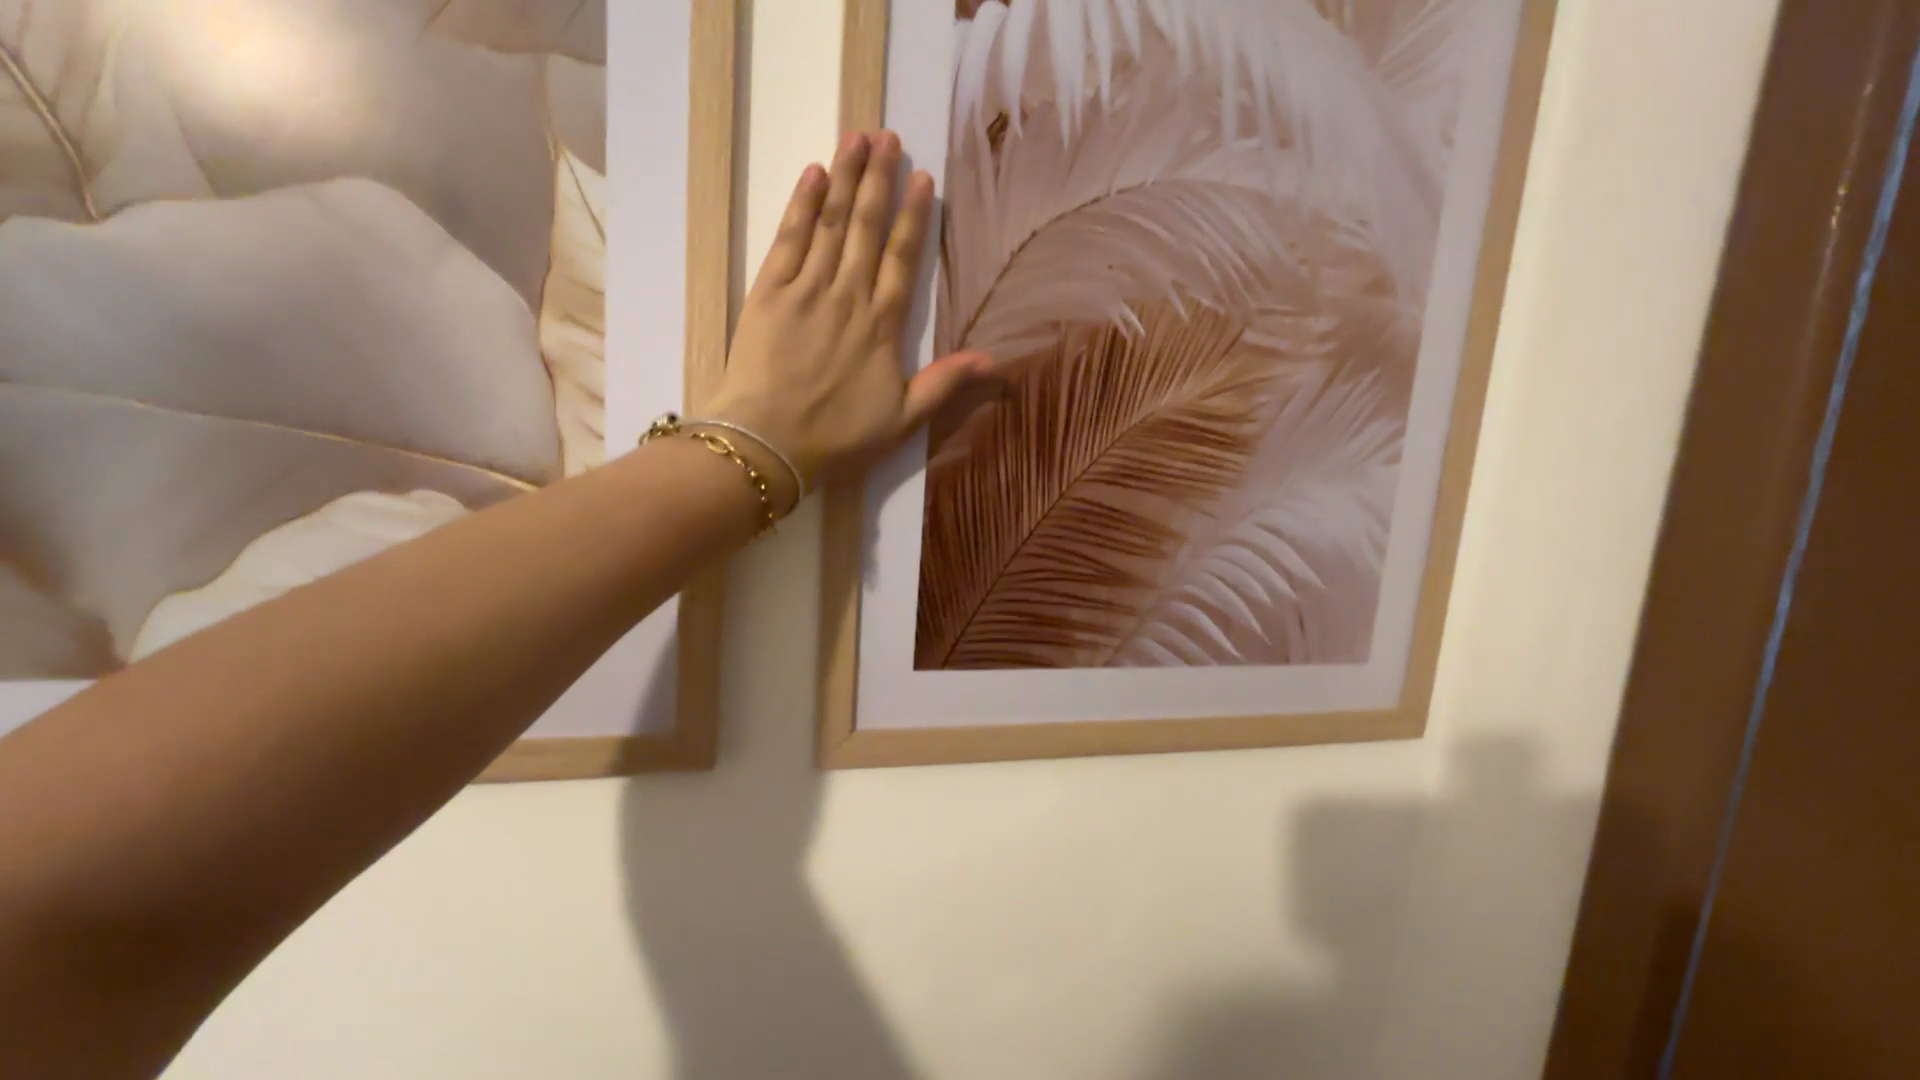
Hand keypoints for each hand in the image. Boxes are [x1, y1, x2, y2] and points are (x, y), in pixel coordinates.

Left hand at [704, 129, 991, 506]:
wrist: (768, 443)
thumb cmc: (837, 437)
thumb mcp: (902, 420)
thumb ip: (945, 384)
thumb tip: (995, 360)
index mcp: (882, 326)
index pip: (901, 259)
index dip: (912, 217)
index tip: (920, 178)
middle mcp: (847, 296)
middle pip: (865, 228)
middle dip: (878, 180)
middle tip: (887, 136)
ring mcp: (806, 290)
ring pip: (830, 224)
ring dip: (844, 178)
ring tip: (857, 137)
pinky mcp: (768, 293)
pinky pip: (789, 239)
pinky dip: (801, 205)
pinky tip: (813, 174)